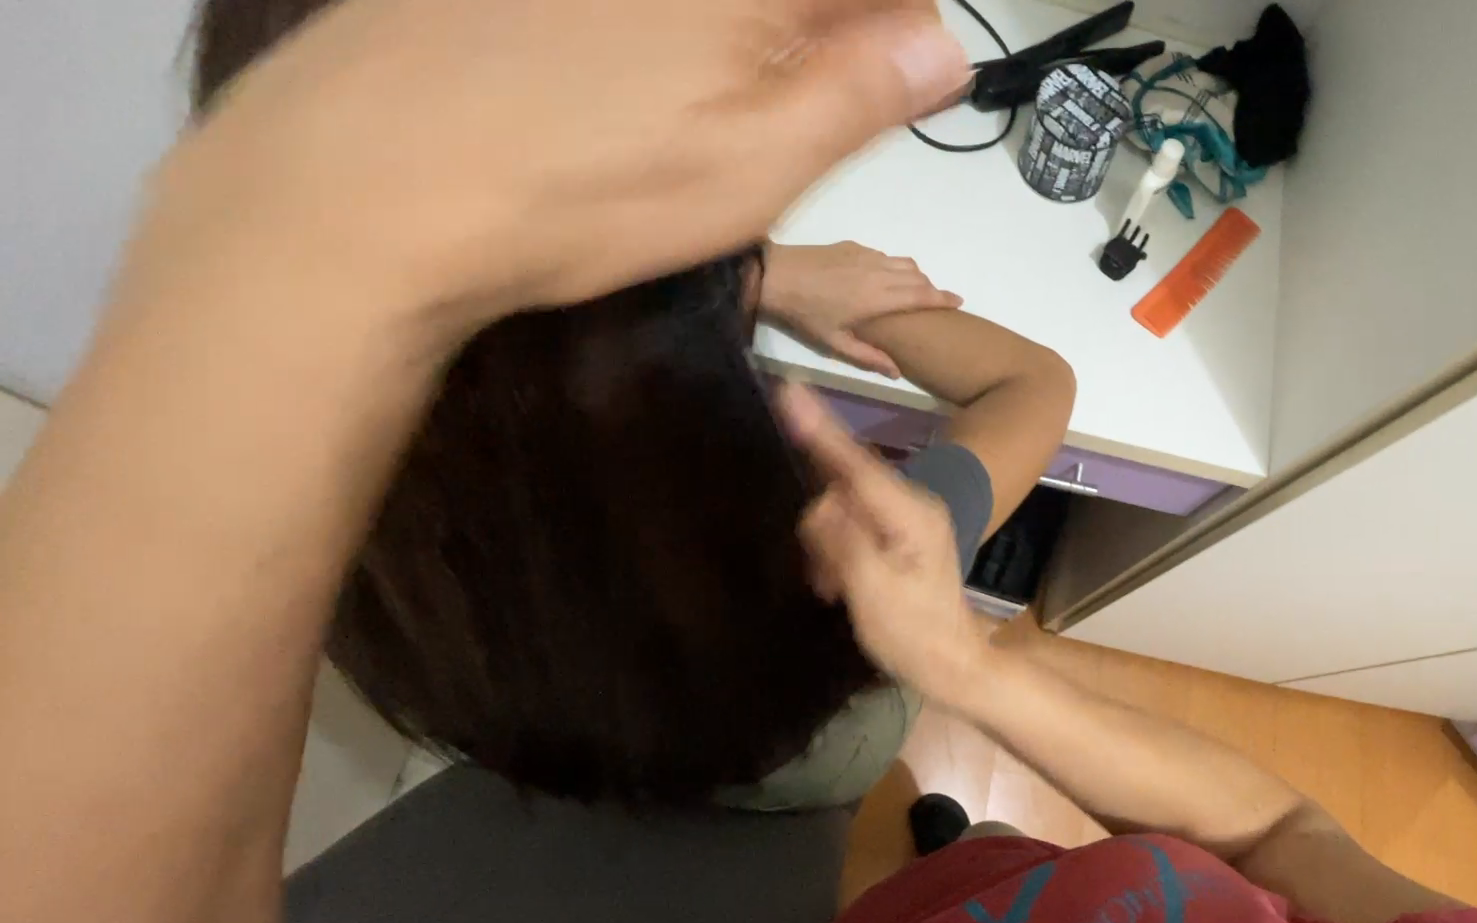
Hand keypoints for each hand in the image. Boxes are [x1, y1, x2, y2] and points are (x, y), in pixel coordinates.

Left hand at [139, 0, 970, 340]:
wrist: (376, 184)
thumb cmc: (589, 195)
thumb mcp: (752, 168)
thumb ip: (858, 97)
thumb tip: (944, 49)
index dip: (902, 23)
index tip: (903, 75)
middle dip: (831, 25)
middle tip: (818, 97)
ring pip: (721, 7)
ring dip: (758, 31)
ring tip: (734, 95)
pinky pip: (647, 8)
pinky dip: (682, 32)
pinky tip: (649, 73)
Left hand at [761, 242, 962, 377]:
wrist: (778, 277)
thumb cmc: (807, 315)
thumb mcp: (835, 343)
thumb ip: (868, 357)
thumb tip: (897, 373)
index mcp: (878, 299)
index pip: (920, 296)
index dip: (942, 299)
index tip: (959, 302)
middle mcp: (878, 273)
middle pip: (918, 277)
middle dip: (934, 288)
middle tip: (941, 300)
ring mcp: (866, 256)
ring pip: (904, 262)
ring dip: (917, 275)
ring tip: (917, 289)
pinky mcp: (854, 246)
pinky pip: (885, 255)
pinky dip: (895, 266)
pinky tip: (886, 277)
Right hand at [779, 383, 990, 699]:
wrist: (954, 665)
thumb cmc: (915, 635)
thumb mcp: (873, 592)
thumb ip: (844, 541)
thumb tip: (820, 504)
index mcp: (910, 514)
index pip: (857, 464)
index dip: (822, 430)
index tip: (790, 391)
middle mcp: (913, 506)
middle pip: (845, 487)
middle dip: (824, 528)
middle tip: (825, 577)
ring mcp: (909, 520)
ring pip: (845, 509)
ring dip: (829, 546)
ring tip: (836, 588)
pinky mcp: (902, 537)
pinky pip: (856, 528)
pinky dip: (840, 555)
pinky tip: (841, 586)